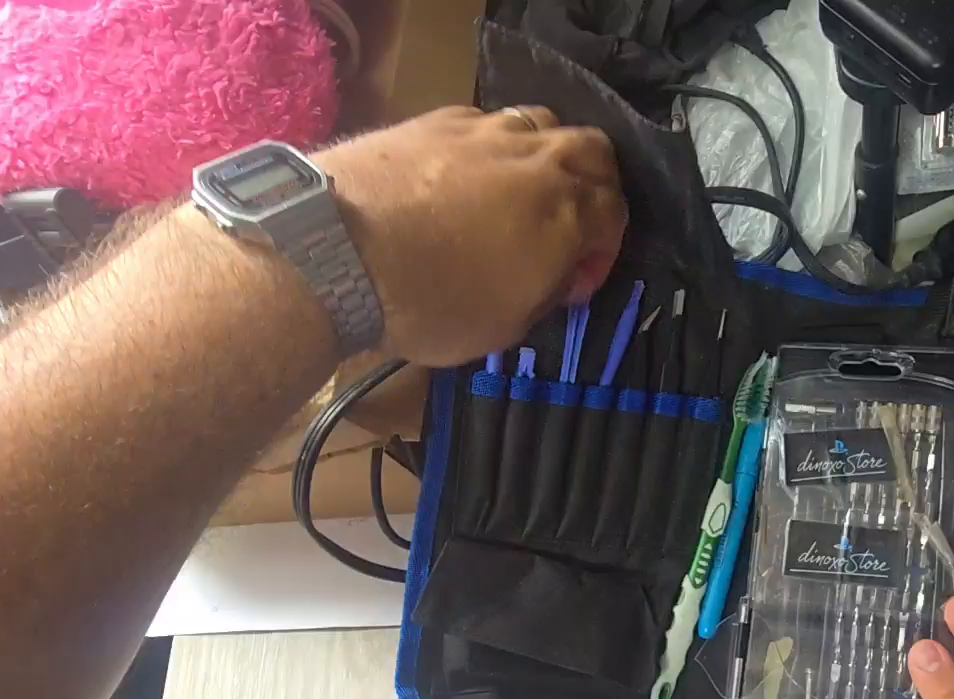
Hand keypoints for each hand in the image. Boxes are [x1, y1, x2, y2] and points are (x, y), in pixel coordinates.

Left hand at [314, 106, 625, 366]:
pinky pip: (492, 123)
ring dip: (550, 160)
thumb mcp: (506, 325)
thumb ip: (545, 292)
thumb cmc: (432, 304)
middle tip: (570, 228)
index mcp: (565, 214)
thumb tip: (554, 275)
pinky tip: (473, 180)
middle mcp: (538, 160)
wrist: (337, 252)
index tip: (574, 284)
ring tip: (524, 197)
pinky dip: (499, 150)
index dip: (604, 253)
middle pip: (596, 153)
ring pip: (546, 125)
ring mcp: (488, 130)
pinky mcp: (441, 118)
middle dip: (595, 191)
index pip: (616, 214)